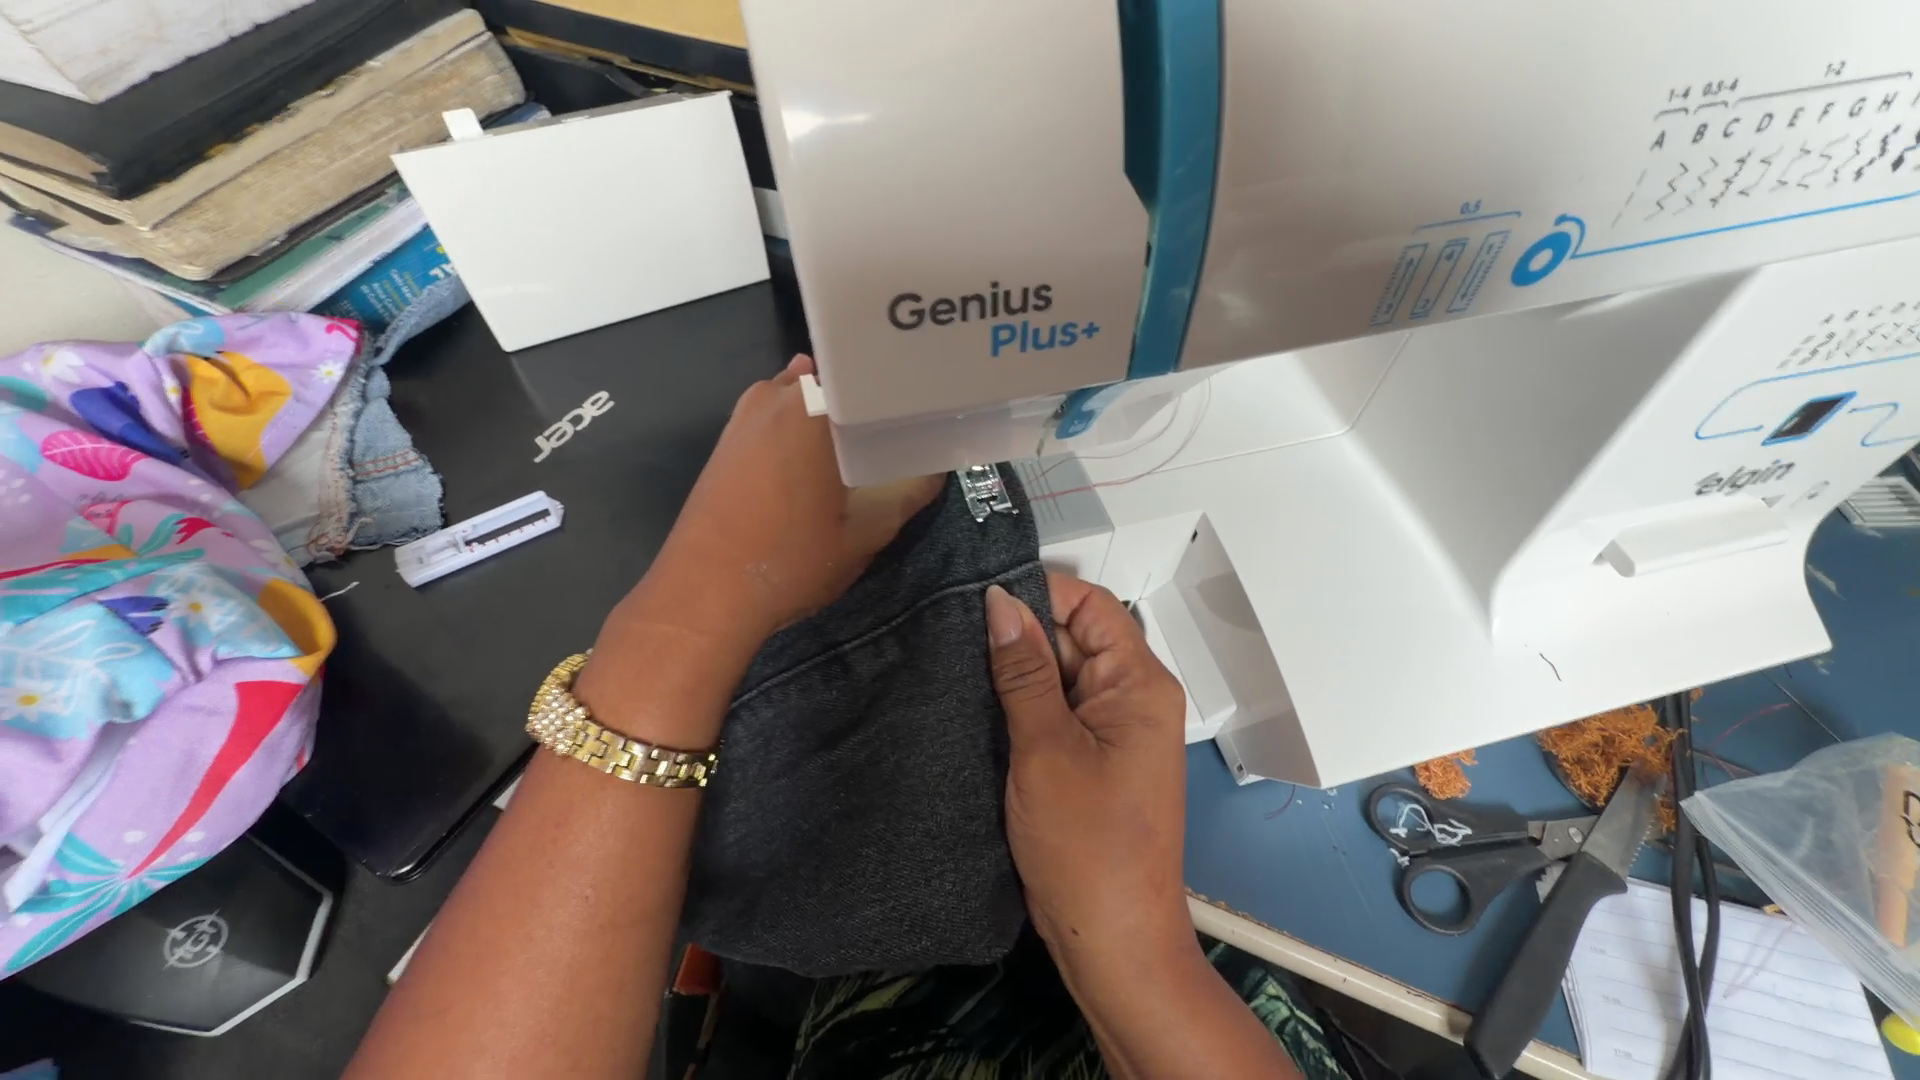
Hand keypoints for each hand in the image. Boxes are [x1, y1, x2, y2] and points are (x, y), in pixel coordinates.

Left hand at [638, 354, 941, 641]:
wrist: (706, 593)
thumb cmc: (792, 558)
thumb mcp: (867, 532)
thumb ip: (909, 493)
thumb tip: (935, 469)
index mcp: (813, 406)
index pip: (869, 378)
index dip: (900, 392)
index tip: (924, 409)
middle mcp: (775, 396)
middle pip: (835, 383)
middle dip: (867, 401)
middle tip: (901, 430)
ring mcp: (744, 417)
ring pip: (803, 400)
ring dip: (832, 418)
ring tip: (865, 447)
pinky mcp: (727, 442)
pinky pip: (776, 420)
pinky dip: (801, 432)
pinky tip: (820, 465)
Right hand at [985, 575, 1191, 964]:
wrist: (1110, 940)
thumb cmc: (1086, 845)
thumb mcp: (1046, 748)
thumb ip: (1024, 670)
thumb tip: (999, 600)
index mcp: (1139, 683)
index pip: (1091, 605)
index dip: (1039, 591)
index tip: (977, 592)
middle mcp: (1130, 696)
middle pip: (1074, 636)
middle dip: (1019, 631)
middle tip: (950, 625)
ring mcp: (1108, 728)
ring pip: (1058, 673)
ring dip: (1014, 668)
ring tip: (952, 656)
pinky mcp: (1086, 756)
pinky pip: (1053, 709)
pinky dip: (1018, 702)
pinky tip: (973, 697)